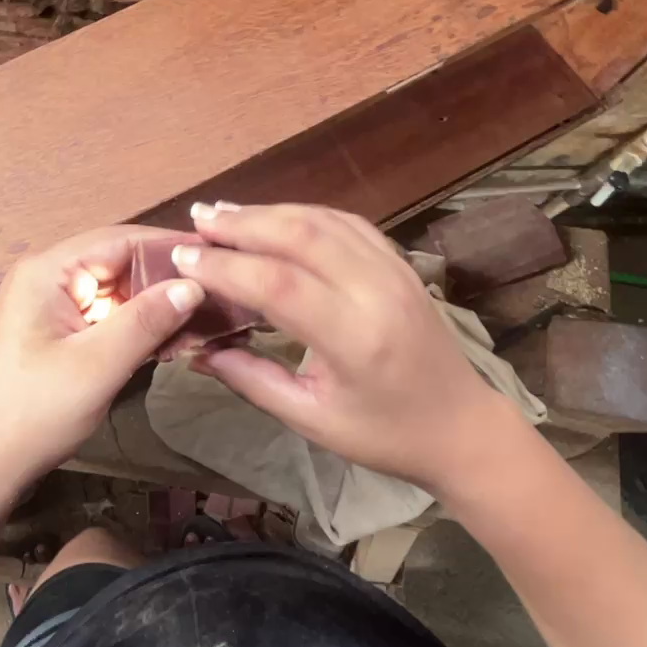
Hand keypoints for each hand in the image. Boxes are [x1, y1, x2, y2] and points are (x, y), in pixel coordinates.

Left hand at [0, 225, 206, 494]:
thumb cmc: (34, 413)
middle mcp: (46, 276)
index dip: (170, 246)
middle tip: (222, 289)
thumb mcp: (97, 365)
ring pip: (116, 289)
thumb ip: (147, 320)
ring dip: (155, 302)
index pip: (120, 239)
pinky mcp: (55, 331)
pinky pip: (105, 315)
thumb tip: (195, 283)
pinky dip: (137, 324)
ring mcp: (49, 305)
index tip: (219, 257)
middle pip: (118, 261)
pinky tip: (173, 336)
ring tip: (209, 312)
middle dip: (167, 277)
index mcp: (47, 271)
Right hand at [175, 202, 526, 492]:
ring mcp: (394, 270)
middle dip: (241, 223)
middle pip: (299, 235)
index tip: (182, 257)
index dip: (224, 265)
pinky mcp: (400, 263)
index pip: (277, 283)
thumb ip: (250, 379)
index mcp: (354, 339)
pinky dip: (304, 213)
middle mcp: (376, 292)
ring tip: (223, 212)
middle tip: (197, 219)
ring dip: (268, 211)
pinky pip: (346, 222)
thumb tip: (195, 350)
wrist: (463, 428)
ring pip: (322, 220)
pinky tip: (275, 216)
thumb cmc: (385, 435)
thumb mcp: (310, 418)